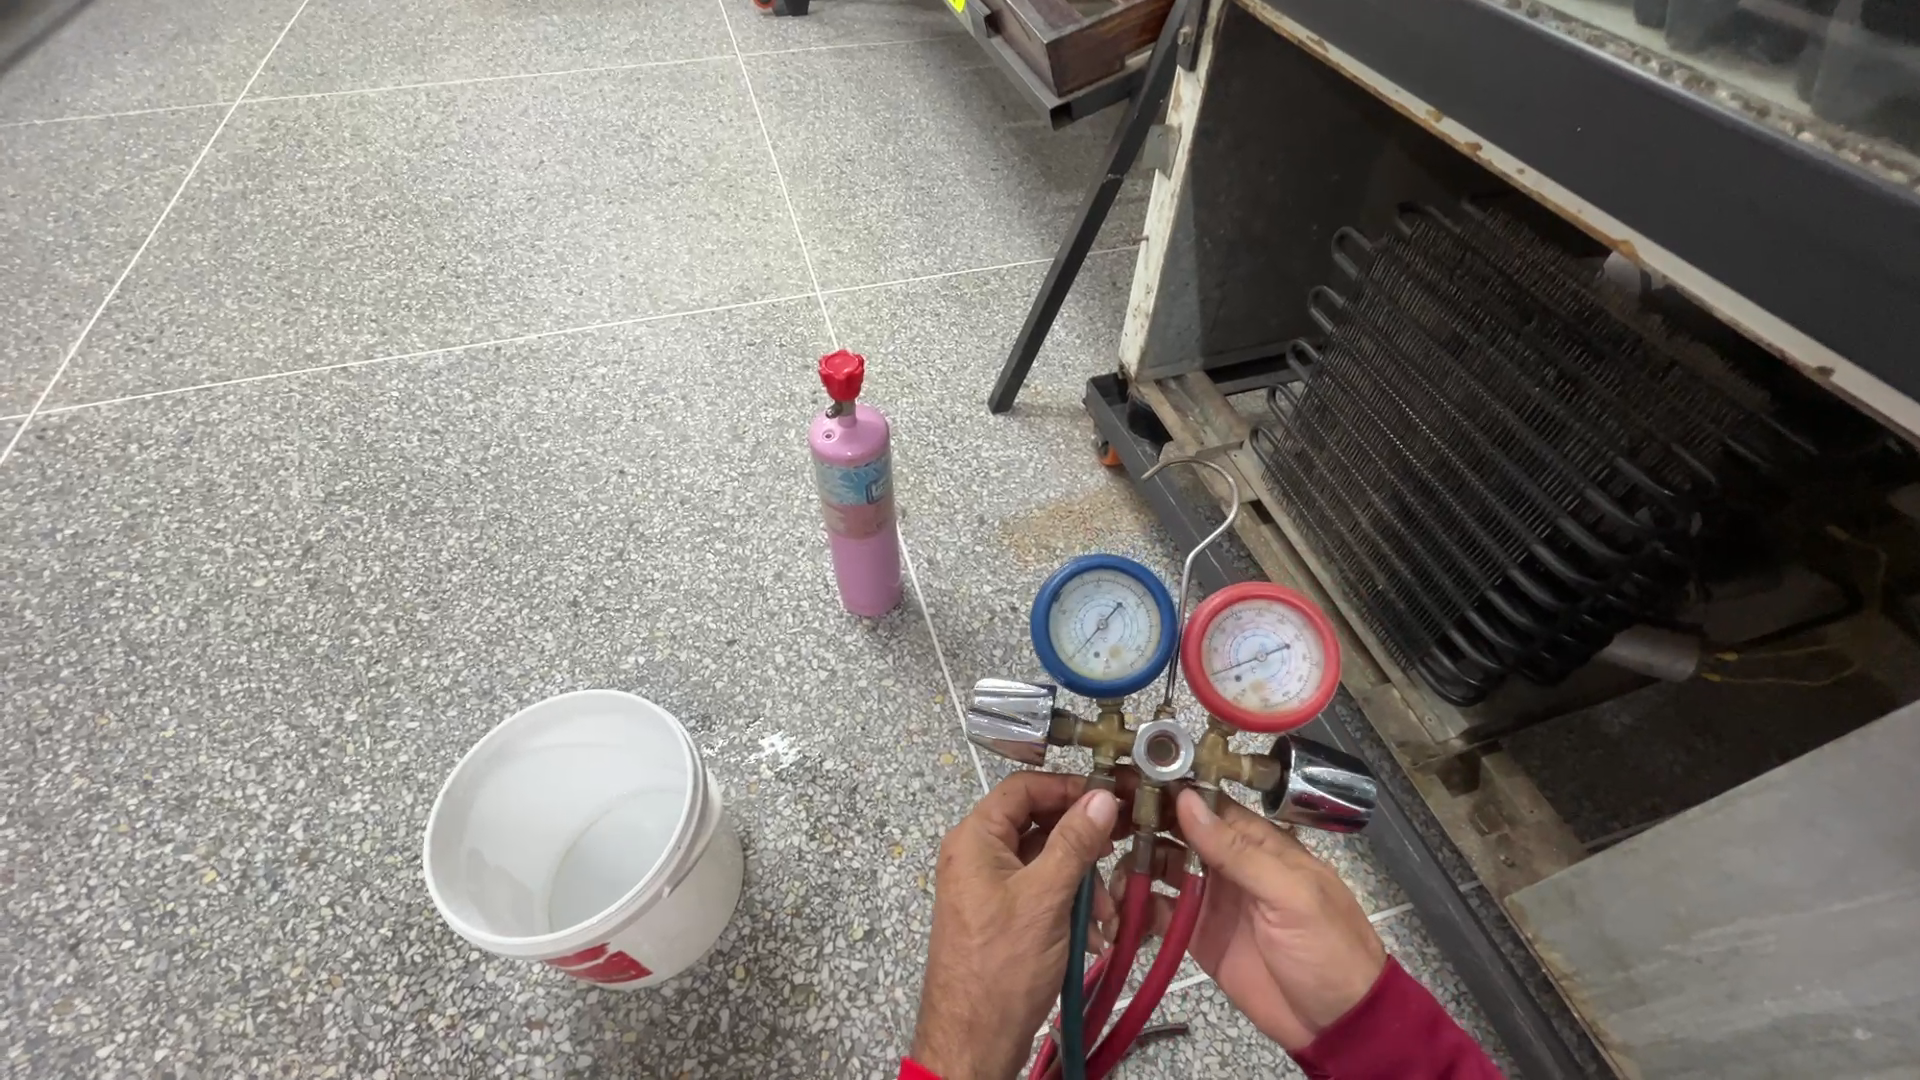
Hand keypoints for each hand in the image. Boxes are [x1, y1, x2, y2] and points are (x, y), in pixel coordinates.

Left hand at [911, 773, 1121, 1079]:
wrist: (973, 1041)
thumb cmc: (1003, 965)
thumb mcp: (1045, 897)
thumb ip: (1074, 842)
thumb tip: (1100, 797)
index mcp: (975, 837)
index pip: (1022, 788)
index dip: (1065, 788)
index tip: (1106, 798)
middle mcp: (977, 853)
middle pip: (1035, 824)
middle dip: (1079, 844)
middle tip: (1116, 852)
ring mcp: (986, 885)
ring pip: (1042, 861)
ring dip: (1079, 882)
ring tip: (1105, 913)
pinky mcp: (999, 914)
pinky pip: (1039, 892)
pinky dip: (1067, 905)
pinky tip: (1092, 933)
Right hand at [1109, 788, 1385, 1051]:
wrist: (1339, 1028)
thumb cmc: (1327, 950)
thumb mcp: (1290, 894)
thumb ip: (1236, 849)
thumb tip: (1186, 799)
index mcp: (1254, 842)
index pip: (1205, 804)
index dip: (1168, 790)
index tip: (1127, 780)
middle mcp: (1225, 862)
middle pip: (1174, 830)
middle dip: (1141, 823)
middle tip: (1104, 823)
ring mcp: (1207, 896)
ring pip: (1159, 866)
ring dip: (1133, 863)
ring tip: (1108, 870)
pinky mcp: (1193, 932)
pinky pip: (1157, 910)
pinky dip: (1135, 905)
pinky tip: (1119, 906)